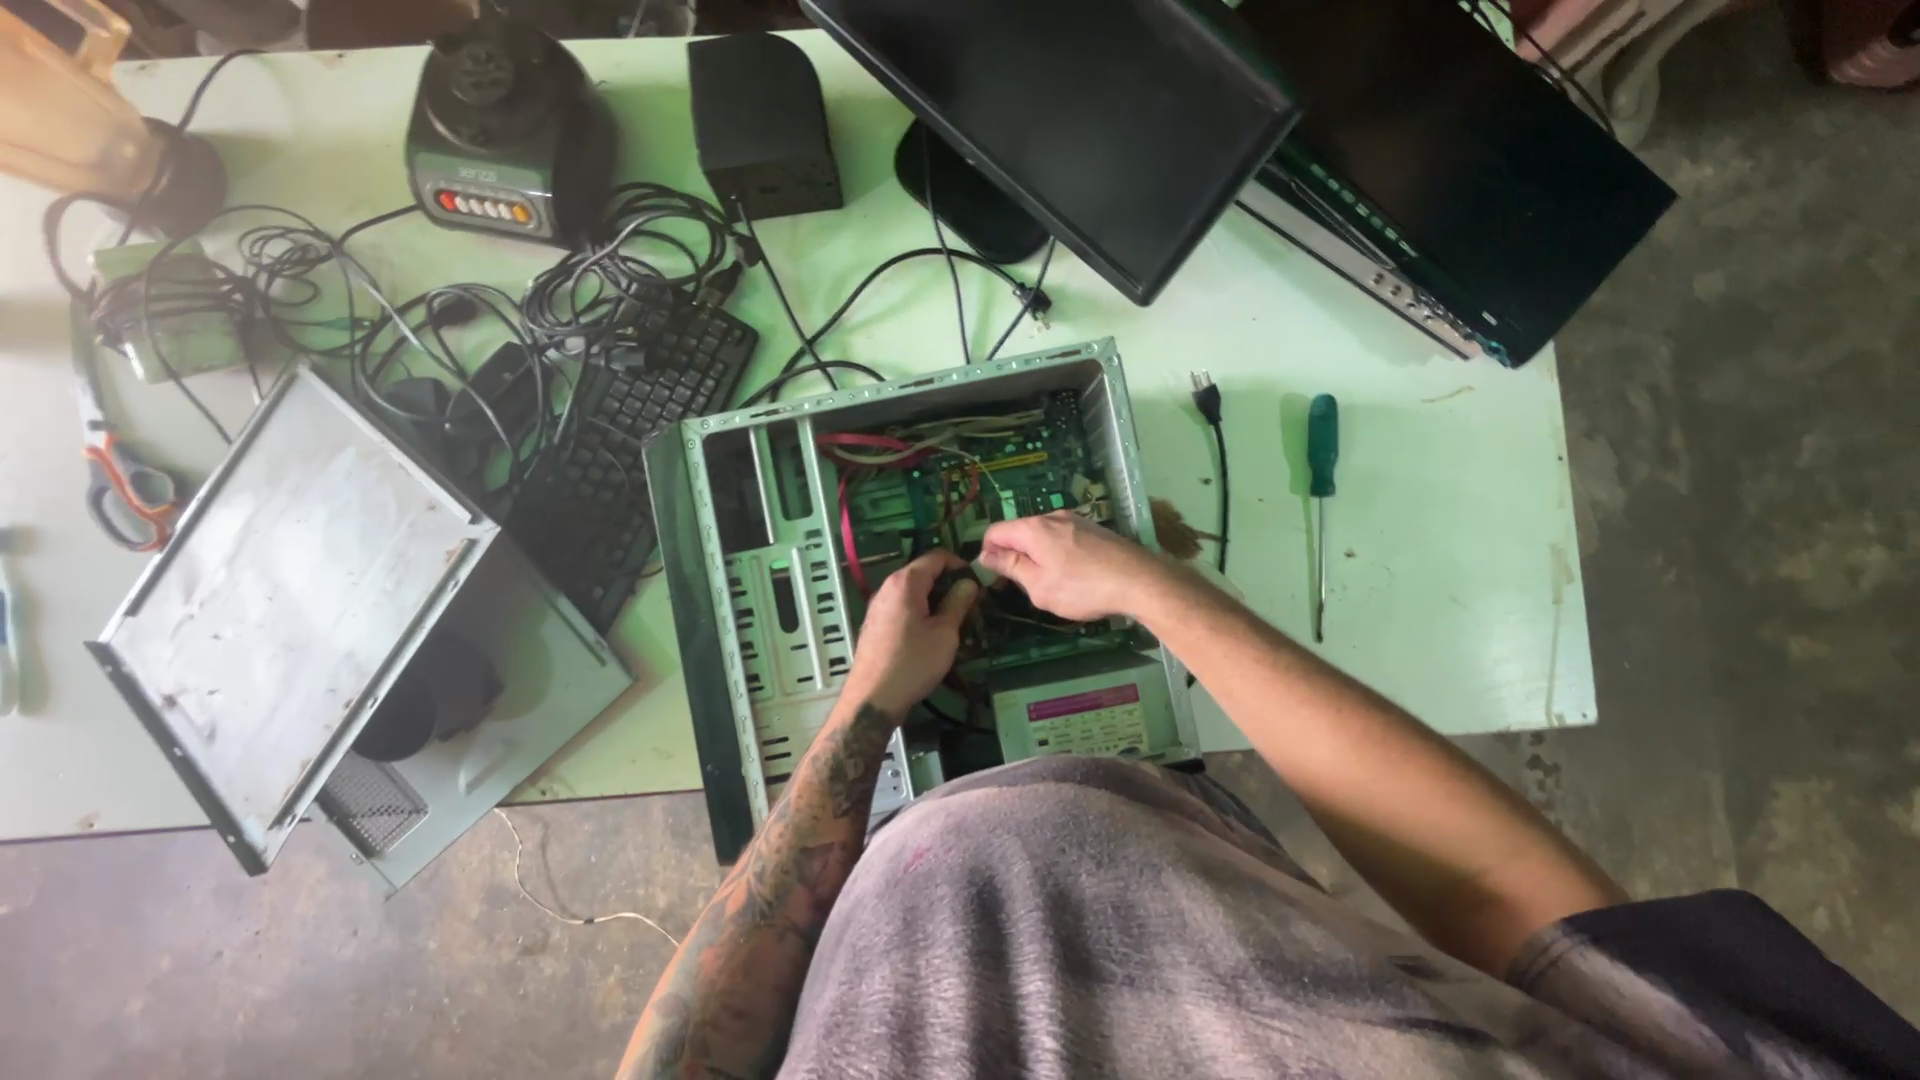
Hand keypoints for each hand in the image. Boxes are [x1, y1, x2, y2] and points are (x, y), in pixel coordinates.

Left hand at [840, 549, 978, 717]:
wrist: (873, 698)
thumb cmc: (913, 662)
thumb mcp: (944, 633)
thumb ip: (957, 603)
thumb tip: (968, 583)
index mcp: (905, 582)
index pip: (936, 557)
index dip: (959, 564)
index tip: (977, 582)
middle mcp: (887, 587)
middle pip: (922, 573)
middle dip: (948, 583)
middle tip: (970, 604)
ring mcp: (878, 606)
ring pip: (912, 592)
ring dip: (935, 599)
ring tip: (954, 620)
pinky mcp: (875, 624)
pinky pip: (902, 607)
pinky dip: (919, 611)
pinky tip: (931, 633)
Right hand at [979, 511, 1168, 621]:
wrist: (1139, 580)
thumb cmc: (1082, 588)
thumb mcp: (1039, 585)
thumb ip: (1011, 567)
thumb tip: (985, 554)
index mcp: (1033, 528)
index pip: (995, 531)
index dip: (987, 553)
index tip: (993, 577)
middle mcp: (1052, 516)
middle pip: (1020, 531)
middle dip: (1013, 555)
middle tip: (1020, 586)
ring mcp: (1076, 520)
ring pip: (1043, 535)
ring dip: (1037, 555)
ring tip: (1049, 583)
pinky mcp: (1093, 529)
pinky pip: (1063, 538)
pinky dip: (1057, 553)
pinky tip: (1072, 575)